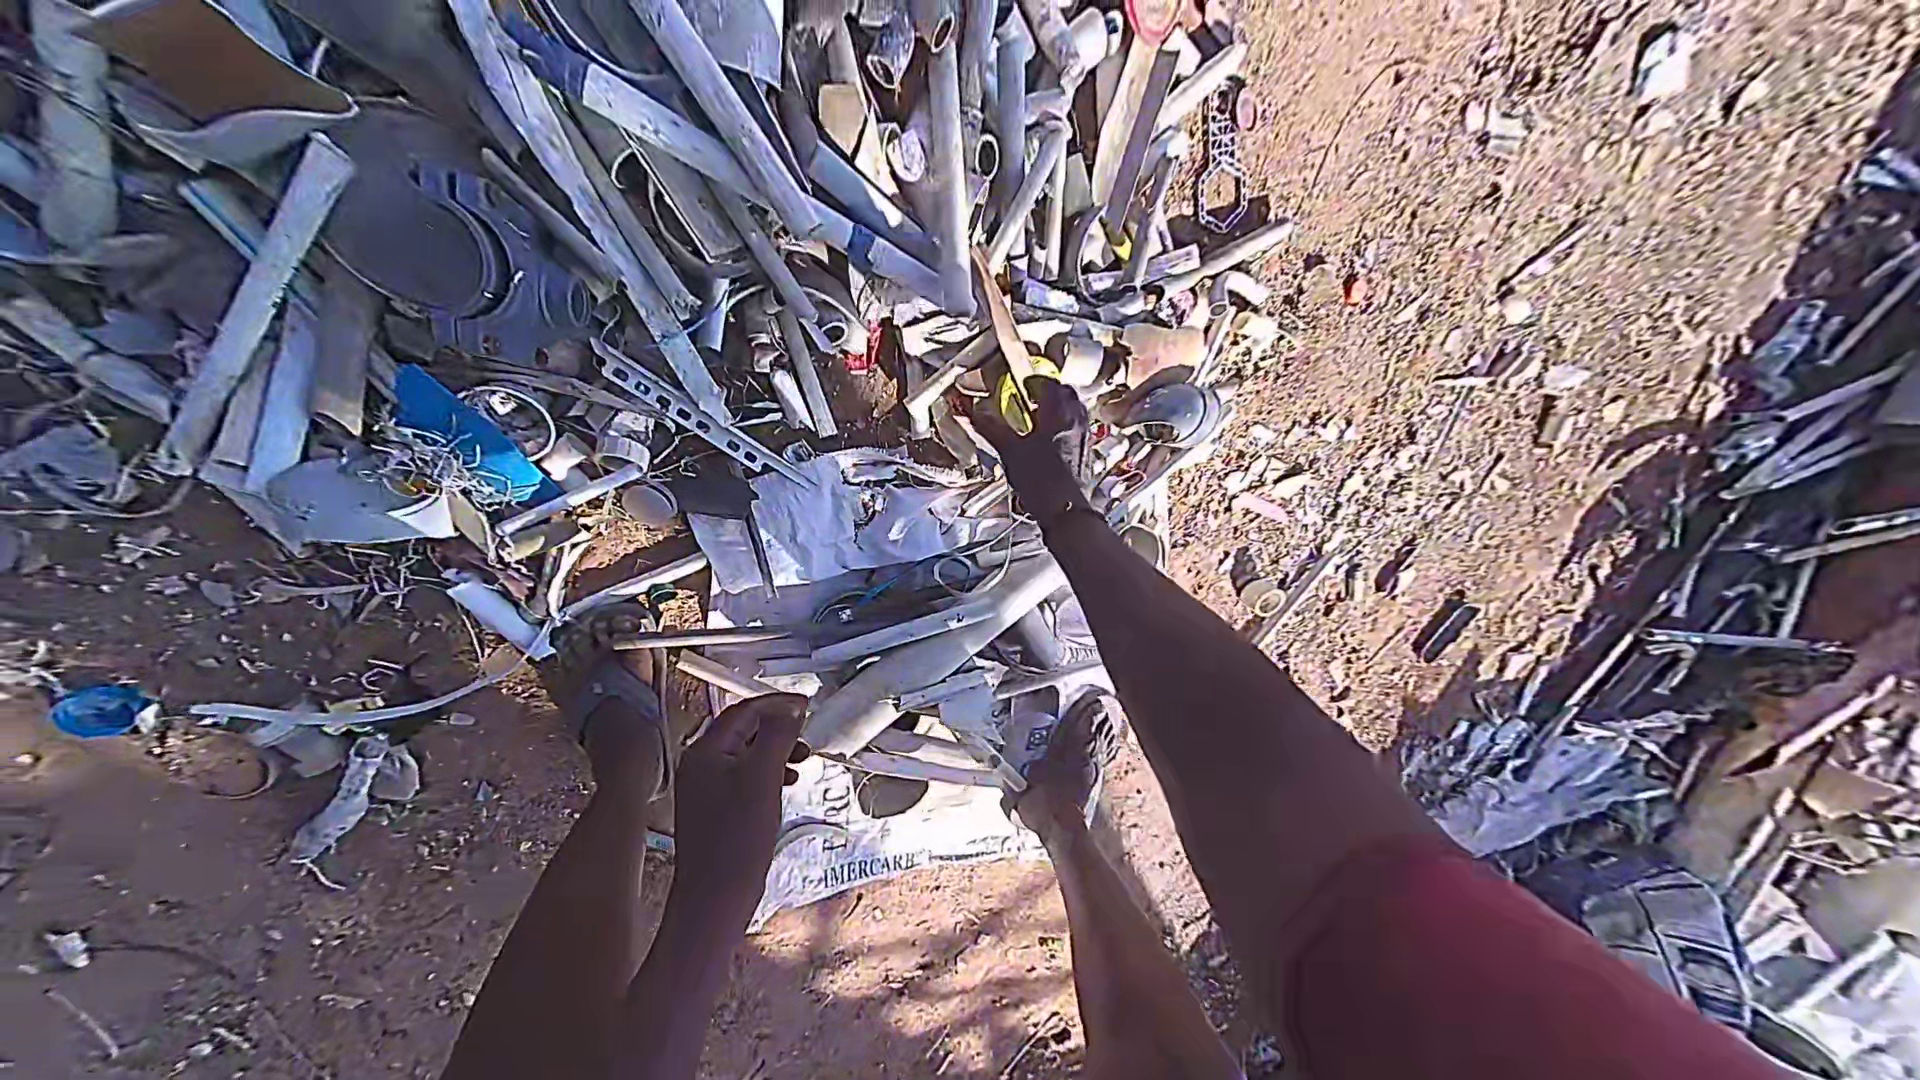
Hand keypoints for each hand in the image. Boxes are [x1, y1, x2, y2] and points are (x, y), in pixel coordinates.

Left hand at [671, 694, 808, 921]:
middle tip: (806, 731)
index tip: (805, 704)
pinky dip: (769, 772)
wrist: (715, 899)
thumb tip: (791, 708)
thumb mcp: (763, 776)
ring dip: (776, 750)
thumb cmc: (737, 837)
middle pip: (743, 730)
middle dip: (777, 727)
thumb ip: (777, 735)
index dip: (776, 703)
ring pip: (747, 754)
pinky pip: (746, 777)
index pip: (742, 711)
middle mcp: (700, 766)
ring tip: (802, 758)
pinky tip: (787, 783)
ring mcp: (706, 790)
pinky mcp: (716, 810)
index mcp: (704, 752)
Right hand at [971, 376, 1093, 527]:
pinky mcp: (1086, 453)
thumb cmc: (1043, 483)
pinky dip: (1063, 426)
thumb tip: (977, 411)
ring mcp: (1084, 437)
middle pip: (1065, 394)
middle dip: (1047, 392)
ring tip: (1037, 418)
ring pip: (1073, 410)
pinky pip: (1076, 429)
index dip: (1032, 380)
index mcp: (1059, 413)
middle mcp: (1076, 421)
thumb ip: (993, 428)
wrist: (1066, 512)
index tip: (1020, 384)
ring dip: (1056, 408)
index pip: (1048, 383)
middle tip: (1028, 398)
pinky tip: (1048, 441)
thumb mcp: (1011, 452)